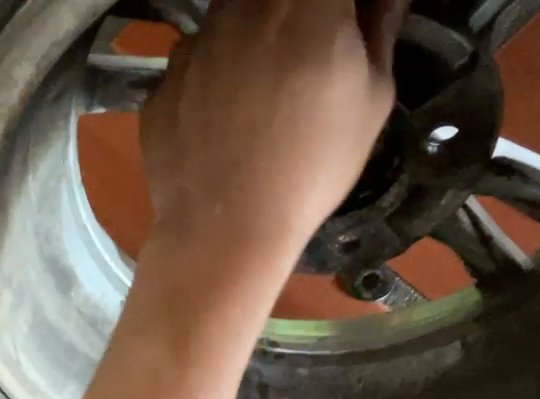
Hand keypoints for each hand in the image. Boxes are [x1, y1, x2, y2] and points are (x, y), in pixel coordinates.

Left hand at [140, 0, 406, 267]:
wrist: (224, 235)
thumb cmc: (311, 171)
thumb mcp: (372, 100)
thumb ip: (379, 29)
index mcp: (306, 2)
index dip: (333, 9)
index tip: (342, 26)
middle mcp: (242, 9)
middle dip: (290, 18)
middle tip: (300, 59)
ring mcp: (192, 46)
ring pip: (225, 18)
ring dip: (246, 38)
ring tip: (257, 93)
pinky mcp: (160, 85)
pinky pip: (191, 66)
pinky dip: (207, 82)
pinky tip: (218, 125)